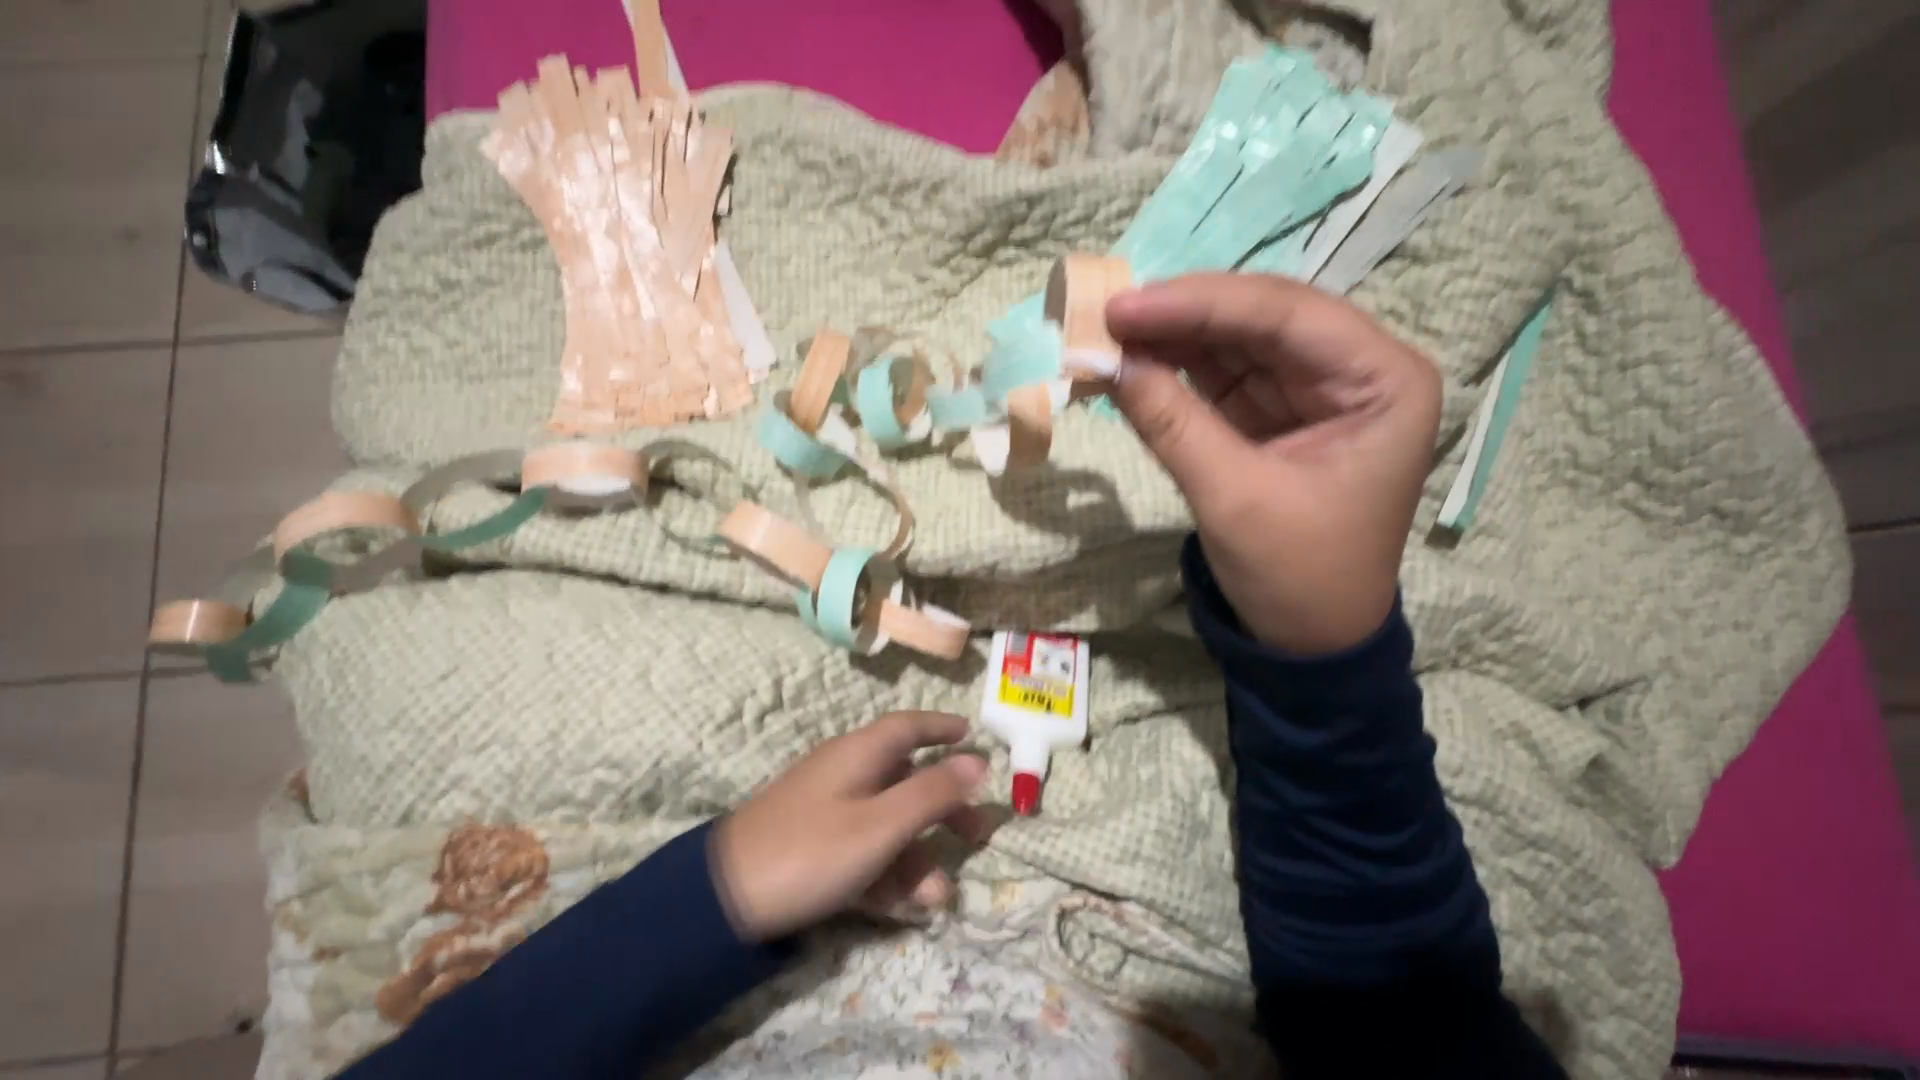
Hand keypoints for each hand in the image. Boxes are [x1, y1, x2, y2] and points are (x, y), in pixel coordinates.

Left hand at [711, 712, 990, 941]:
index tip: (972, 734)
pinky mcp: (816, 850)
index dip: (941, 728)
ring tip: (938, 896)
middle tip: (978, 835)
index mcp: (858, 755)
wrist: (726, 901)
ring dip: (919, 858)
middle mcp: (845, 776)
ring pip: (889, 826)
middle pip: (906, 781)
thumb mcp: (881, 825)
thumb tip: (978, 760)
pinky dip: (889, 875)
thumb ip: (932, 794)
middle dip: (945, 809)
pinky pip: (865, 853)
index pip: (907, 727)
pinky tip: (906, 908)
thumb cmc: (812, 851)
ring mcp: (829, 814)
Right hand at [1107, 274, 1441, 653]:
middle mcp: (1356, 369)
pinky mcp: (1273, 412)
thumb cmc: (1296, 575)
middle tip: (1106, 313)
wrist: (1310, 640)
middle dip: (1181, 314)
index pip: (1287, 315)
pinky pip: (1219, 374)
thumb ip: (1171, 421)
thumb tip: (1105, 361)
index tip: (1124, 306)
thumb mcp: (1232, 497)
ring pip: (1235, 340)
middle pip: (1260, 318)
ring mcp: (1312, 388)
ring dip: (1170, 336)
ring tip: (1105, 333)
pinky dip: (1172, 367)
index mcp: (1383, 381)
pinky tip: (1128, 359)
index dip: (1199, 304)